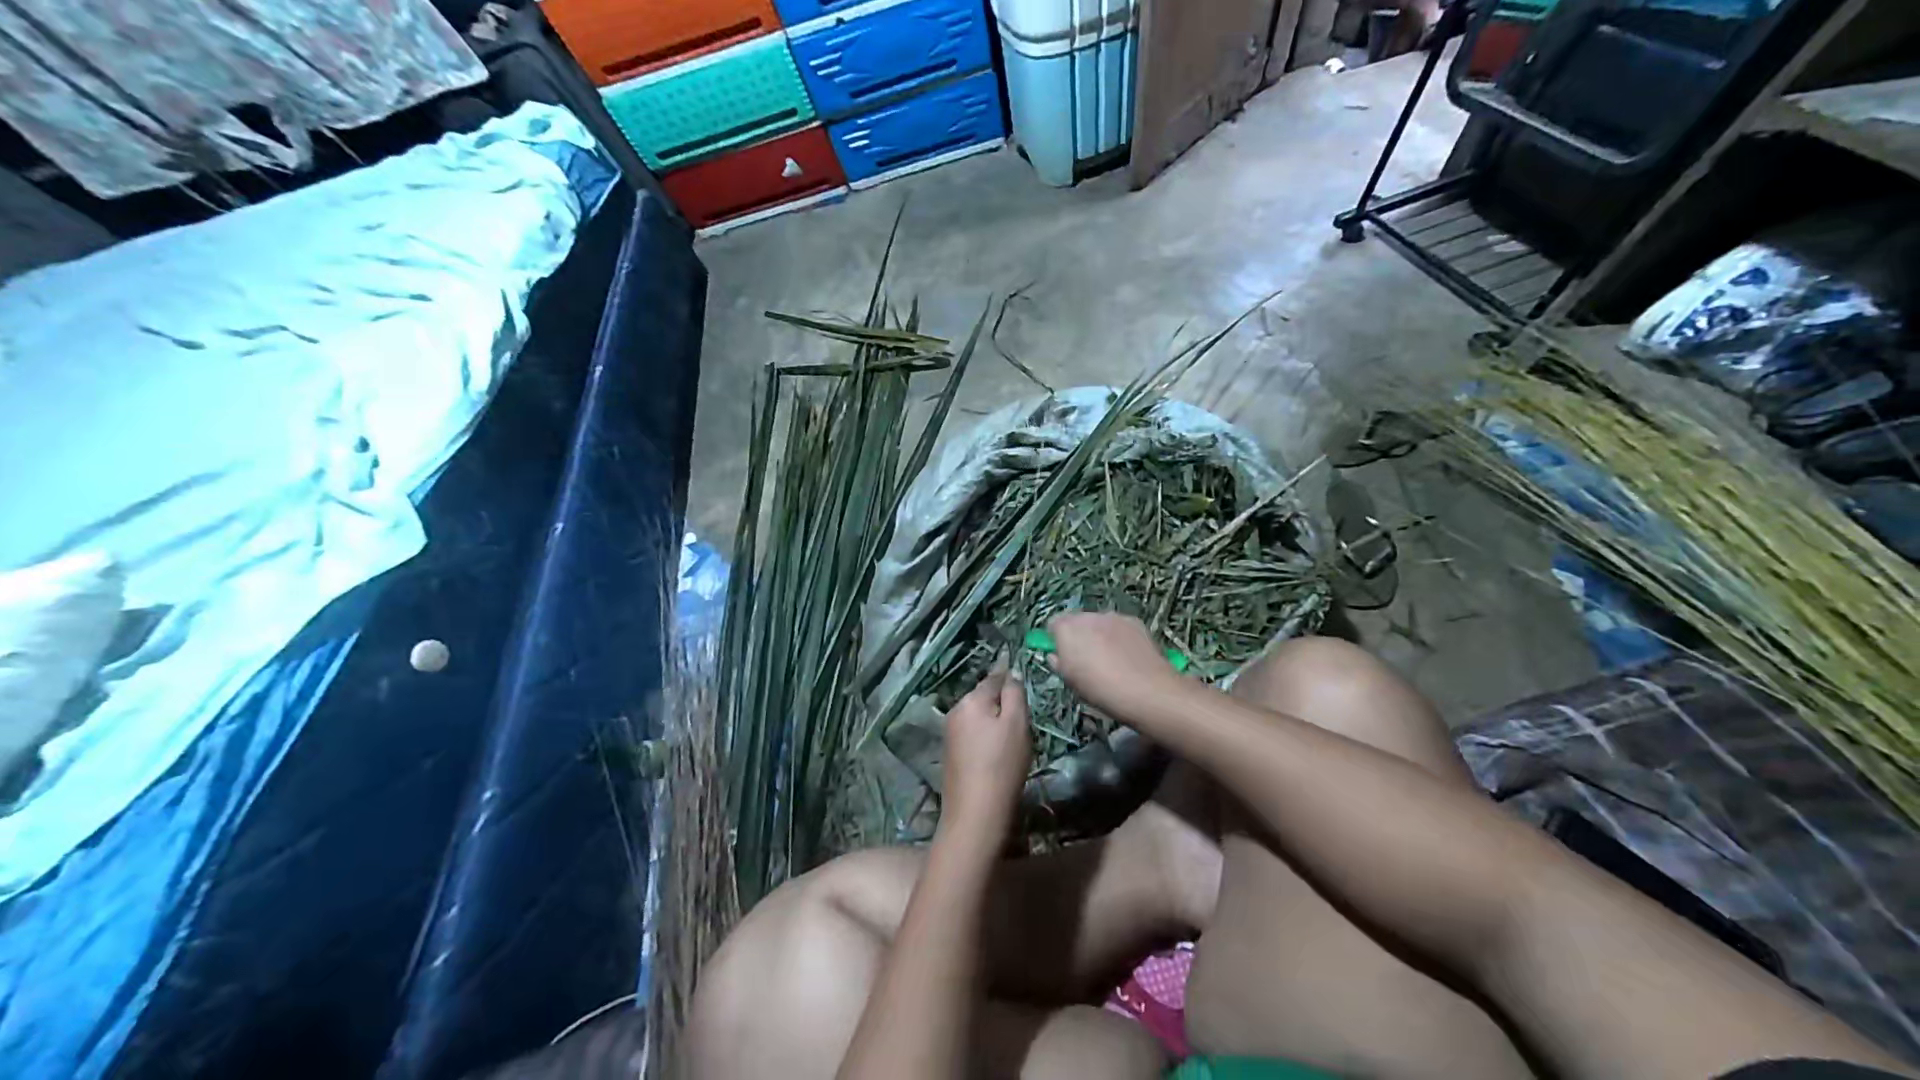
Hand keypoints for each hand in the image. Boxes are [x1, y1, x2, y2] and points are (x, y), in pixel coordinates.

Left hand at [941, 665, 1031, 840]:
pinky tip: (996, 754)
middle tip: (1023, 716)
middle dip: (1001, 701)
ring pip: (978, 716)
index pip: (994, 677)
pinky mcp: (951, 754)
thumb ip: (1014, 694)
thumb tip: (1012, 673)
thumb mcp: (1017, 723)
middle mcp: (955, 711)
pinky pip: (972, 734)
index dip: (1009, 676)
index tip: (1021, 676)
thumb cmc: (1002, 764)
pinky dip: (984, 737)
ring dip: (993, 720)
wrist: (975, 812)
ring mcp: (950, 733)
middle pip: (983, 697)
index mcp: (971, 700)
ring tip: (1012, 738)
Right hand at [1046, 612, 1184, 718]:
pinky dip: (1120, 636)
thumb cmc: (1099, 690)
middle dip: (1079, 635)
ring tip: (1111, 659)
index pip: (1053, 624)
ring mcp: (1113, 616)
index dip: (1057, 640)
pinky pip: (1119, 625)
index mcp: (1066, 629)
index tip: (1064, 656)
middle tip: (1087, 659)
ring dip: (1099, 634)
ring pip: (1099, 622)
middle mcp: (1087, 616)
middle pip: (1076, 620)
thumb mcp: (1070, 682)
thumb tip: (1056, 655)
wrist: (1146, 690)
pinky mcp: (1134, 621)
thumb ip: (1058, 663)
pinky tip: (1128, 656)